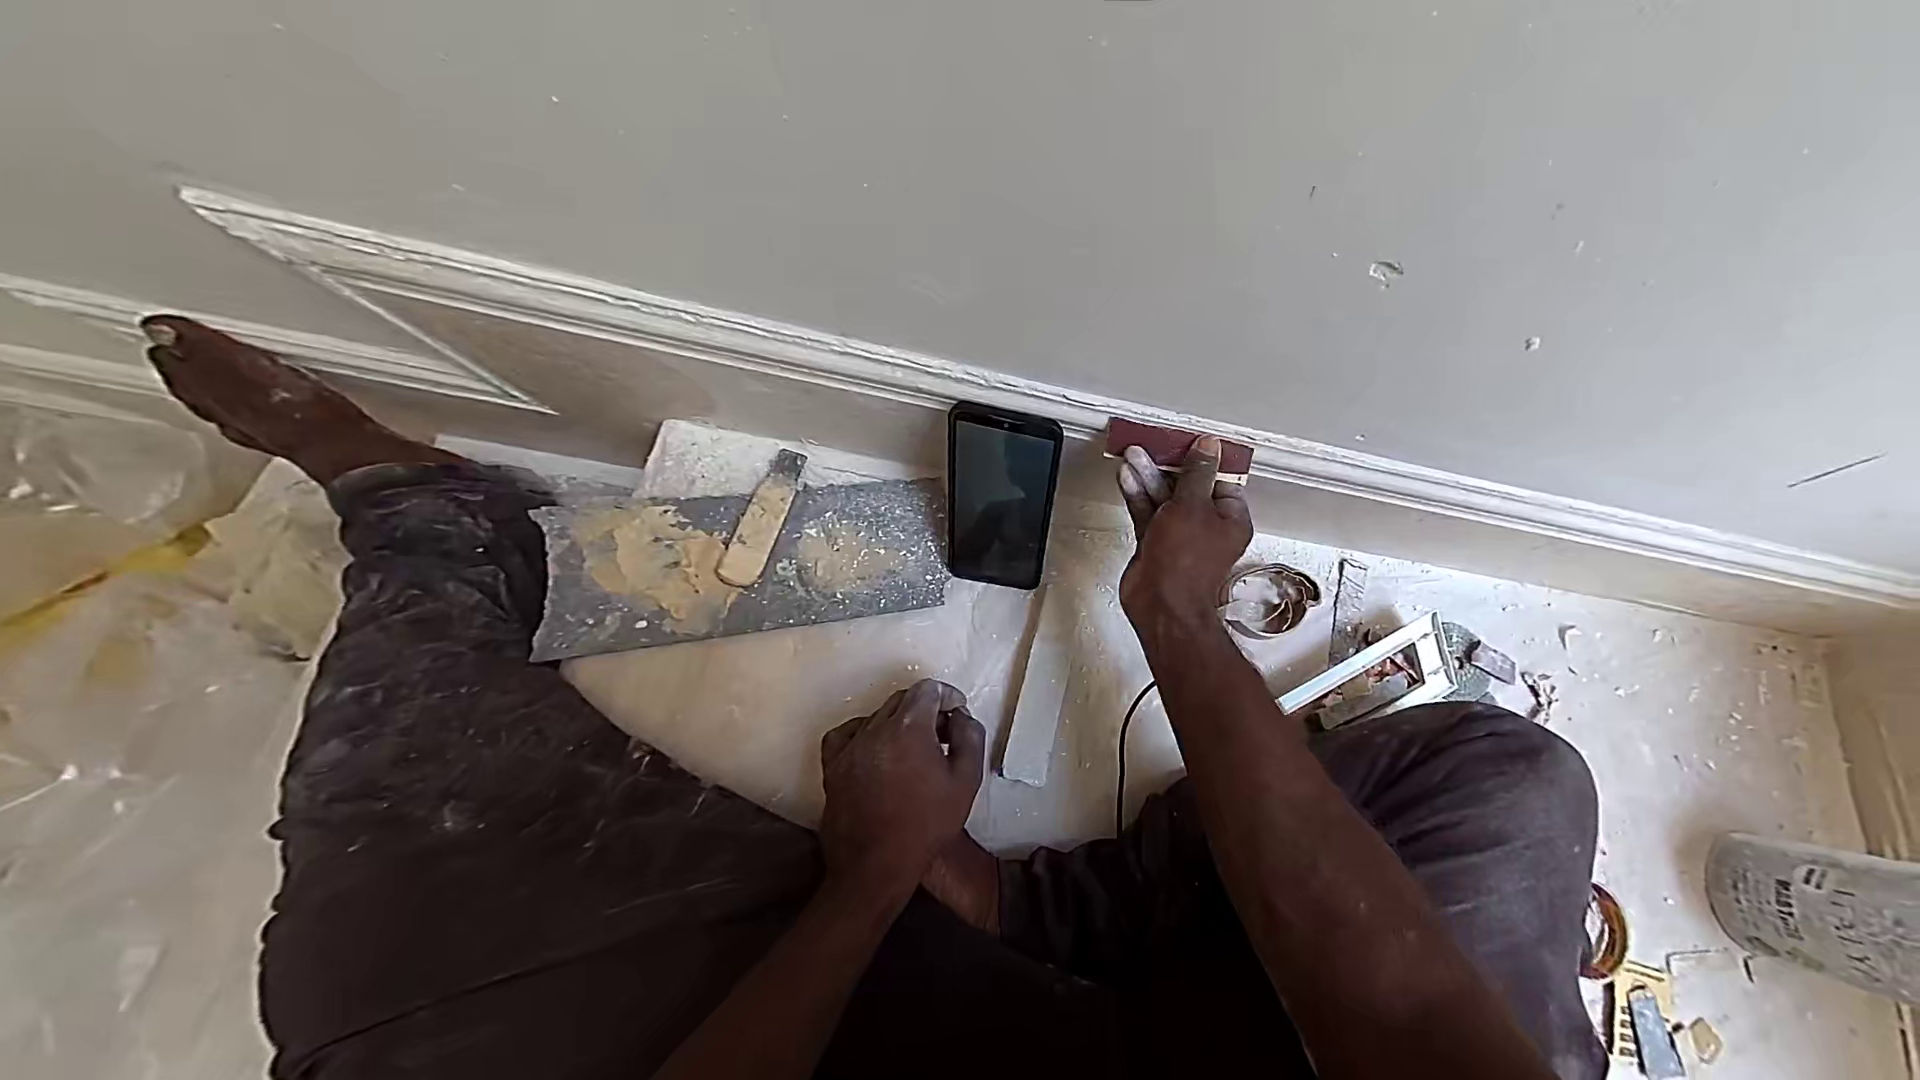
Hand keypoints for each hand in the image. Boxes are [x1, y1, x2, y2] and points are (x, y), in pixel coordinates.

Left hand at [818, 679, 986, 901]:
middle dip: (926, 709)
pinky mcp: (833, 764)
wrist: (876, 866)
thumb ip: (970, 738)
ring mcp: (850, 745)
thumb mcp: (965, 782)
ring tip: (913, 749)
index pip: (928, 690)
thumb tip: (962, 717)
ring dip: (899, 722)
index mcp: (909, 727)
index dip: (947, 696)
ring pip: (878, 715)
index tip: (956, 711)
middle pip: (903, 700)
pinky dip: (865, 733)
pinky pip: (848, 733)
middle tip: (942, 734)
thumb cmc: (924, 826)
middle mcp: (876, 728)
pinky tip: (877, 749)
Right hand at [1116, 435, 1253, 628]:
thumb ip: (1198, 473)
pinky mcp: (1154, 544)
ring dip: (1148, 478)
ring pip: (1163, 499)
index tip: (1184, 445)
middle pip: (1187, 487)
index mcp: (1230, 519)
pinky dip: (1137, 495)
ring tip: (1133, 456)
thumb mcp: (1193, 505)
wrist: (1160, 602)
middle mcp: (1206, 527)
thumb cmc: (1185, 563)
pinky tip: (1127, 478)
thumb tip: (1208, 447)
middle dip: (1168, 467)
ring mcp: (1178, 536)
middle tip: (1151, 448)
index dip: (1201, 462)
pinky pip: (1147, 513)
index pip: (1218, 481)